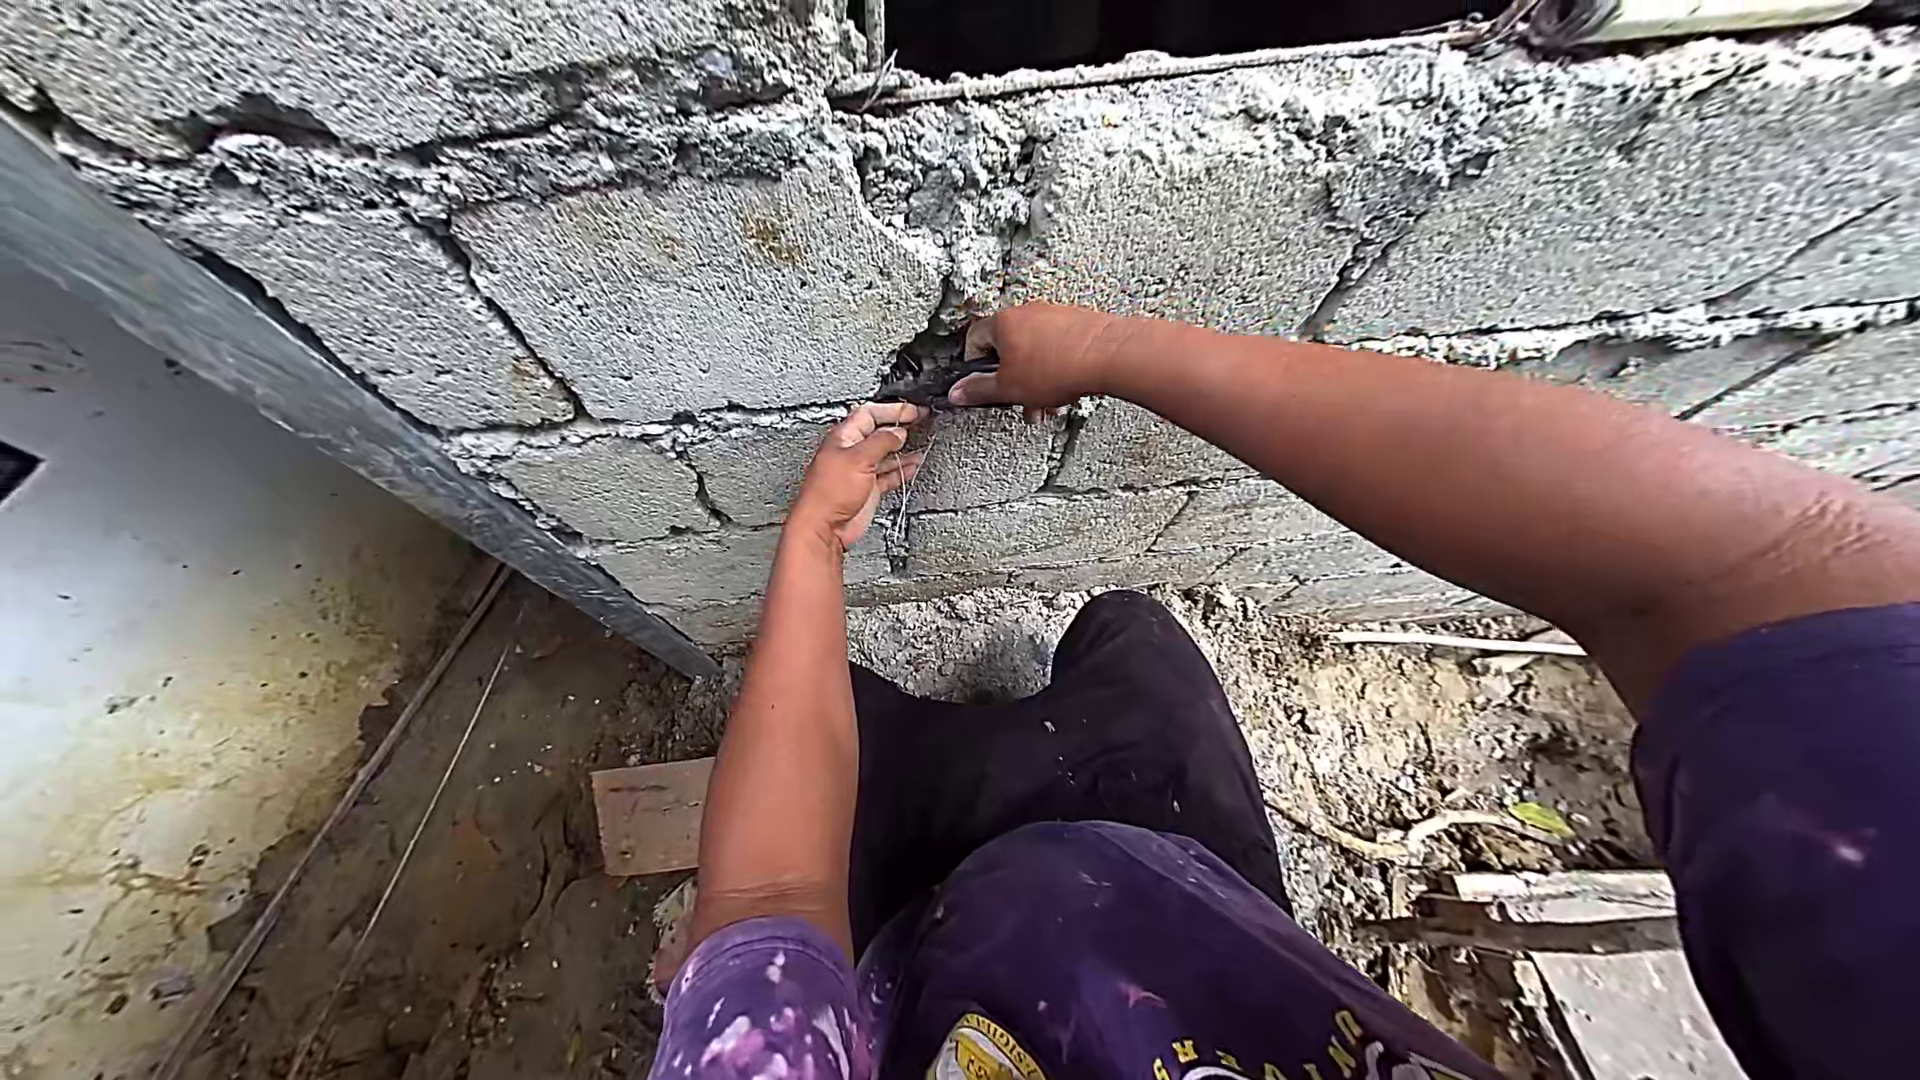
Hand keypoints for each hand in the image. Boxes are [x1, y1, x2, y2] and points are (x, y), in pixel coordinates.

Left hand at [788, 402, 925, 549]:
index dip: (892, 410)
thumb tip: (898, 432)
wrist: (824, 527)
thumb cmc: (828, 493)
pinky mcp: (867, 489)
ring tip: (921, 443)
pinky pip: (888, 475)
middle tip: (919, 422)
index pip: (870, 413)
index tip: (912, 410)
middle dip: (900, 426)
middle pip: (879, 432)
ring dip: (904, 449)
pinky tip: (912, 467)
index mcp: (844, 437)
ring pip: (886, 454)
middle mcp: (851, 452)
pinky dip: (901, 470)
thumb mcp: (858, 459)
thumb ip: (881, 442)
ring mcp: (860, 471)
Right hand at [947, 303, 1130, 418]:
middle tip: (1018, 400)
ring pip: (1034, 353)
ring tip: (1046, 403)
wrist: (1107, 356)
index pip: (974, 340)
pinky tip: (1065, 390)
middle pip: (1007, 350)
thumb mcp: (1009, 389)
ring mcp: (1054, 317)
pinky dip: (1056, 370)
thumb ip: (979, 391)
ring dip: (1035, 381)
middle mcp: (1028, 313)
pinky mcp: (1076, 325)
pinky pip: (1057, 350)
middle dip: (1012, 381)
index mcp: (1003, 322)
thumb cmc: (1060, 366)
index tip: (982, 384)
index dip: (975, 367)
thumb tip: (958, 393)